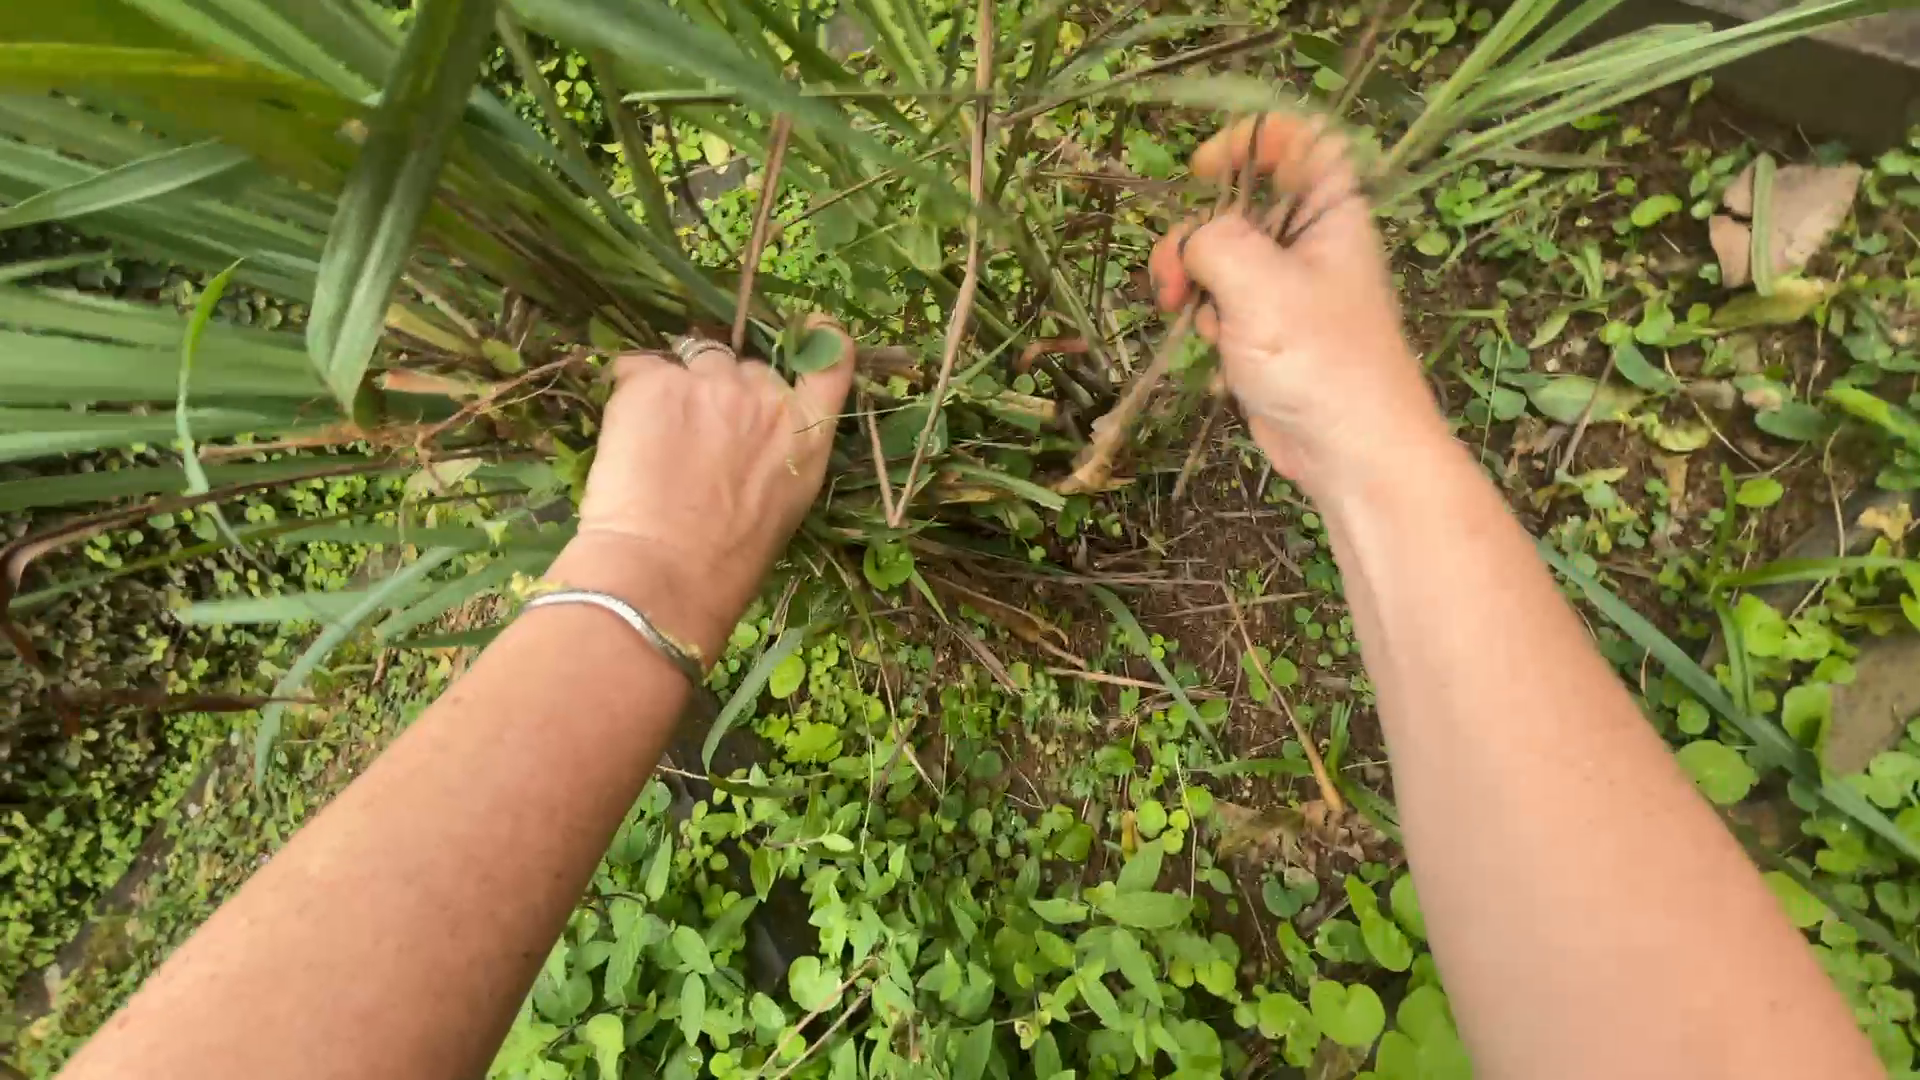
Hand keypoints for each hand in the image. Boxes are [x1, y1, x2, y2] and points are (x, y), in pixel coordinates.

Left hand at [551, 317, 855, 657]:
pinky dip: (632, 391)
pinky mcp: (656, 381)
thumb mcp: (783, 504)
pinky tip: (629, 435)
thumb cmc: (729, 560)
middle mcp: (767, 397)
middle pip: (746, 367)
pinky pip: (640, 368)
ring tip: (658, 438)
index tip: (811, 326)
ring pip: (694, 362)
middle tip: (698, 437)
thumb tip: (746, 432)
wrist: (668, 573)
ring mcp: (712, 383)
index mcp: (808, 435)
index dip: (821, 337)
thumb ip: (778, 451)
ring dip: (679, 387)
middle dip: (725, 388)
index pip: (832, 362)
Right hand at [1147, 113, 1444, 493]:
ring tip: (1192, 324)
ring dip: (1195, 290)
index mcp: (1329, 213)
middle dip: (1194, 242)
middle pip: (1237, 212)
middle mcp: (1309, 245)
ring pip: (1220, 266)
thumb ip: (1215, 243)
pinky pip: (1222, 309)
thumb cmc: (1317, 358)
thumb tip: (1189, 245)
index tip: (1199, 170)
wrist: (1346, 445)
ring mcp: (1286, 292)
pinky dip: (1208, 326)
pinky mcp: (1268, 333)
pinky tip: (1216, 353)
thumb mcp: (1260, 286)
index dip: (1250, 141)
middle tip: (1172, 284)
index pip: (1297, 143)